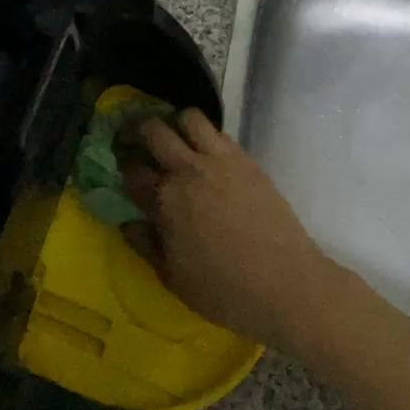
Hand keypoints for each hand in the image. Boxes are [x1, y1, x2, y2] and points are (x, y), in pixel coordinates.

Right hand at [121, 109, 341, 349]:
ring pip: (189, 118)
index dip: (123, 167)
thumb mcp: (175, 279)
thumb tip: (128, 223)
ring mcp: (220, 160)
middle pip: (154, 131)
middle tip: (138, 140)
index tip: (123, 169)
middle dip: (139, 131)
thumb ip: (147, 246)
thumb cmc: (225, 291)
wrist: (286, 284)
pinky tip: (207, 154)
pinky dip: (206, 135)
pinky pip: (219, 132)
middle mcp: (188, 171)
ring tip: (176, 139)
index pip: (132, 171)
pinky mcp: (246, 160)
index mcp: (165, 201)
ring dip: (176, 124)